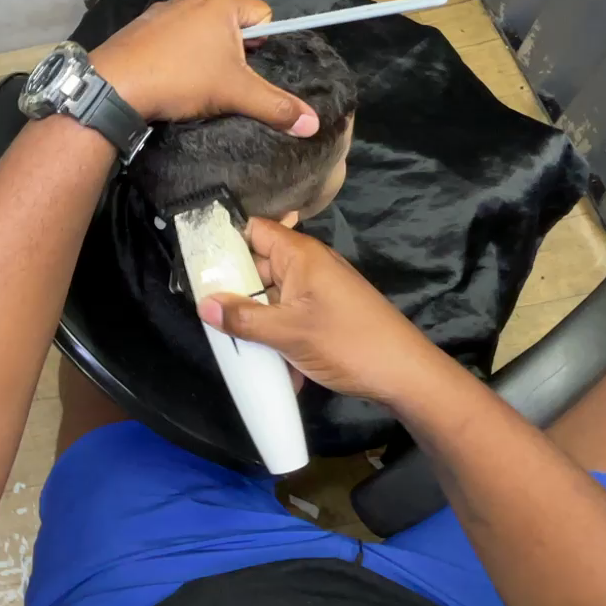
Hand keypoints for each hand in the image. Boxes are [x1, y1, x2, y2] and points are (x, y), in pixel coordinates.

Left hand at [90, 0, 317, 135]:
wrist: (114, 85)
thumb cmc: (181, 79)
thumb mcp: (234, 94)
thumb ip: (276, 106)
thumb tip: (313, 124)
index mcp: (221, 4)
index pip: (263, 15)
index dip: (265, 44)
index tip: (252, 71)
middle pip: (231, 24)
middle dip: (235, 51)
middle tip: (227, 82)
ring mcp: (163, 11)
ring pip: (199, 32)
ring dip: (205, 54)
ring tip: (197, 84)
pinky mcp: (140, 27)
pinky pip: (172, 38)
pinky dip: (176, 55)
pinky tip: (169, 78)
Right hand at [195, 217, 441, 403]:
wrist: (407, 375)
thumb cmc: (348, 342)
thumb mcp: (288, 333)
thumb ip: (244, 319)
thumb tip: (204, 306)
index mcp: (299, 254)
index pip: (253, 229)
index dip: (225, 241)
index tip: (199, 263)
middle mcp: (308, 265)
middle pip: (258, 265)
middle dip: (236, 290)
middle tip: (208, 312)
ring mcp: (318, 290)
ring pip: (272, 296)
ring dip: (257, 320)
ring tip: (235, 343)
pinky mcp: (326, 313)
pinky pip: (290, 315)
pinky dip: (279, 335)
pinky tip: (275, 366)